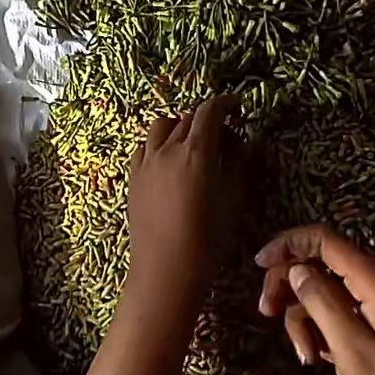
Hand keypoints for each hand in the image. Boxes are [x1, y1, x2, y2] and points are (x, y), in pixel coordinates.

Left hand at [126, 96, 241, 315]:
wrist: (165, 271)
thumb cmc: (207, 239)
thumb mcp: (233, 200)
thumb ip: (237, 164)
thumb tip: (240, 142)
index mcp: (195, 152)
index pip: (210, 111)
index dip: (225, 103)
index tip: (237, 106)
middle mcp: (167, 150)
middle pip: (188, 118)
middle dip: (208, 120)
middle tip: (224, 136)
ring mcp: (146, 163)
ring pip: (162, 127)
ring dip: (180, 127)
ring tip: (192, 144)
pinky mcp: (134, 178)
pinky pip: (145, 147)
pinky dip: (159, 144)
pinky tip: (169, 160)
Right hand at [257, 226, 374, 374]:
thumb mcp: (355, 355)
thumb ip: (323, 306)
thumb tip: (296, 269)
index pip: (325, 240)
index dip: (288, 243)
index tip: (259, 264)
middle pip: (320, 262)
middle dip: (289, 284)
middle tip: (266, 314)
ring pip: (326, 288)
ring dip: (304, 314)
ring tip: (304, 355)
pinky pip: (341, 309)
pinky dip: (322, 327)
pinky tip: (318, 357)